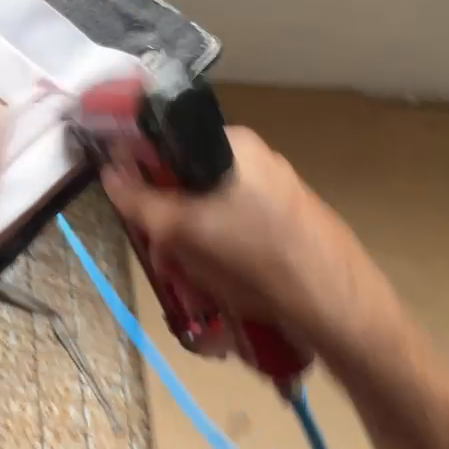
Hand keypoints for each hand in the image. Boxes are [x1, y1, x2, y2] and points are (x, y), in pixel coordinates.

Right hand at [100, 126, 393, 352]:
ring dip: (186, 241)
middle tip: (162, 252)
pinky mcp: (285, 223)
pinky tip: (217, 283)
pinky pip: (231, 227)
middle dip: (164, 217)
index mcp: (232, 143)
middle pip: (183, 179)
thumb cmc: (258, 258)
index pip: (165, 138)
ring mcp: (273, 191)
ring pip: (204, 208)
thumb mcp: (182, 230)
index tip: (126, 200)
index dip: (137, 167)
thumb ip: (138, 198)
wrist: (340, 310)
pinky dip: (214, 251)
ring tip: (190, 277)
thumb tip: (108, 172)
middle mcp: (253, 159)